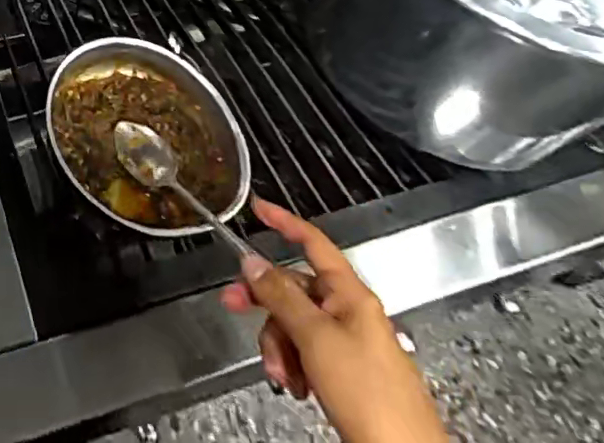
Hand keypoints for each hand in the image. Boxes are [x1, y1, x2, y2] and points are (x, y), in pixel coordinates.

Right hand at [220, 198, 447, 442]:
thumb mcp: (315, 338)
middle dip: (266, 304)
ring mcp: (348, 343)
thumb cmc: (369, 395)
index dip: (284, 221)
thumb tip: (252, 263)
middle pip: (295, 289)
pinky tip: (297, 386)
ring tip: (283, 374)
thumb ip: (281, 297)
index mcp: (349, 294)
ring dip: (279, 345)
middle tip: (234, 304)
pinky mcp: (345, 373)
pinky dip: (294, 365)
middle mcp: (349, 312)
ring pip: (296, 324)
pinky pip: (306, 352)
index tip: (259, 209)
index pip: (313, 242)